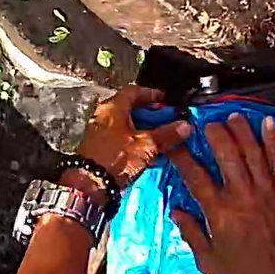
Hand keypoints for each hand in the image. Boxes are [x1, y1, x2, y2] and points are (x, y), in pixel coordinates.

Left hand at [71, 86, 192, 202]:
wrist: (90, 182)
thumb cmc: (115, 158)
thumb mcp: (147, 145)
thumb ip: (167, 134)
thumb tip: (184, 126)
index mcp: (113, 107)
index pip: (134, 91)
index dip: (152, 94)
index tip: (165, 101)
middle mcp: (103, 115)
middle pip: (129, 107)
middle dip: (149, 113)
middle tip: (166, 120)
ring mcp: (99, 130)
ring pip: (124, 123)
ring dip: (142, 127)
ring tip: (159, 136)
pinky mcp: (98, 146)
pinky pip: (119, 136)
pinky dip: (133, 139)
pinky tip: (145, 149)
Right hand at [169, 114, 274, 273]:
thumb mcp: (208, 261)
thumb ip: (190, 232)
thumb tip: (177, 211)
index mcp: (219, 213)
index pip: (195, 175)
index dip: (181, 155)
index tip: (173, 142)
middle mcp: (243, 197)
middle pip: (227, 154)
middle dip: (215, 134)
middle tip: (205, 123)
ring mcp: (268, 193)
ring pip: (253, 152)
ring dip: (242, 130)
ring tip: (232, 115)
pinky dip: (274, 141)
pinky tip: (269, 123)